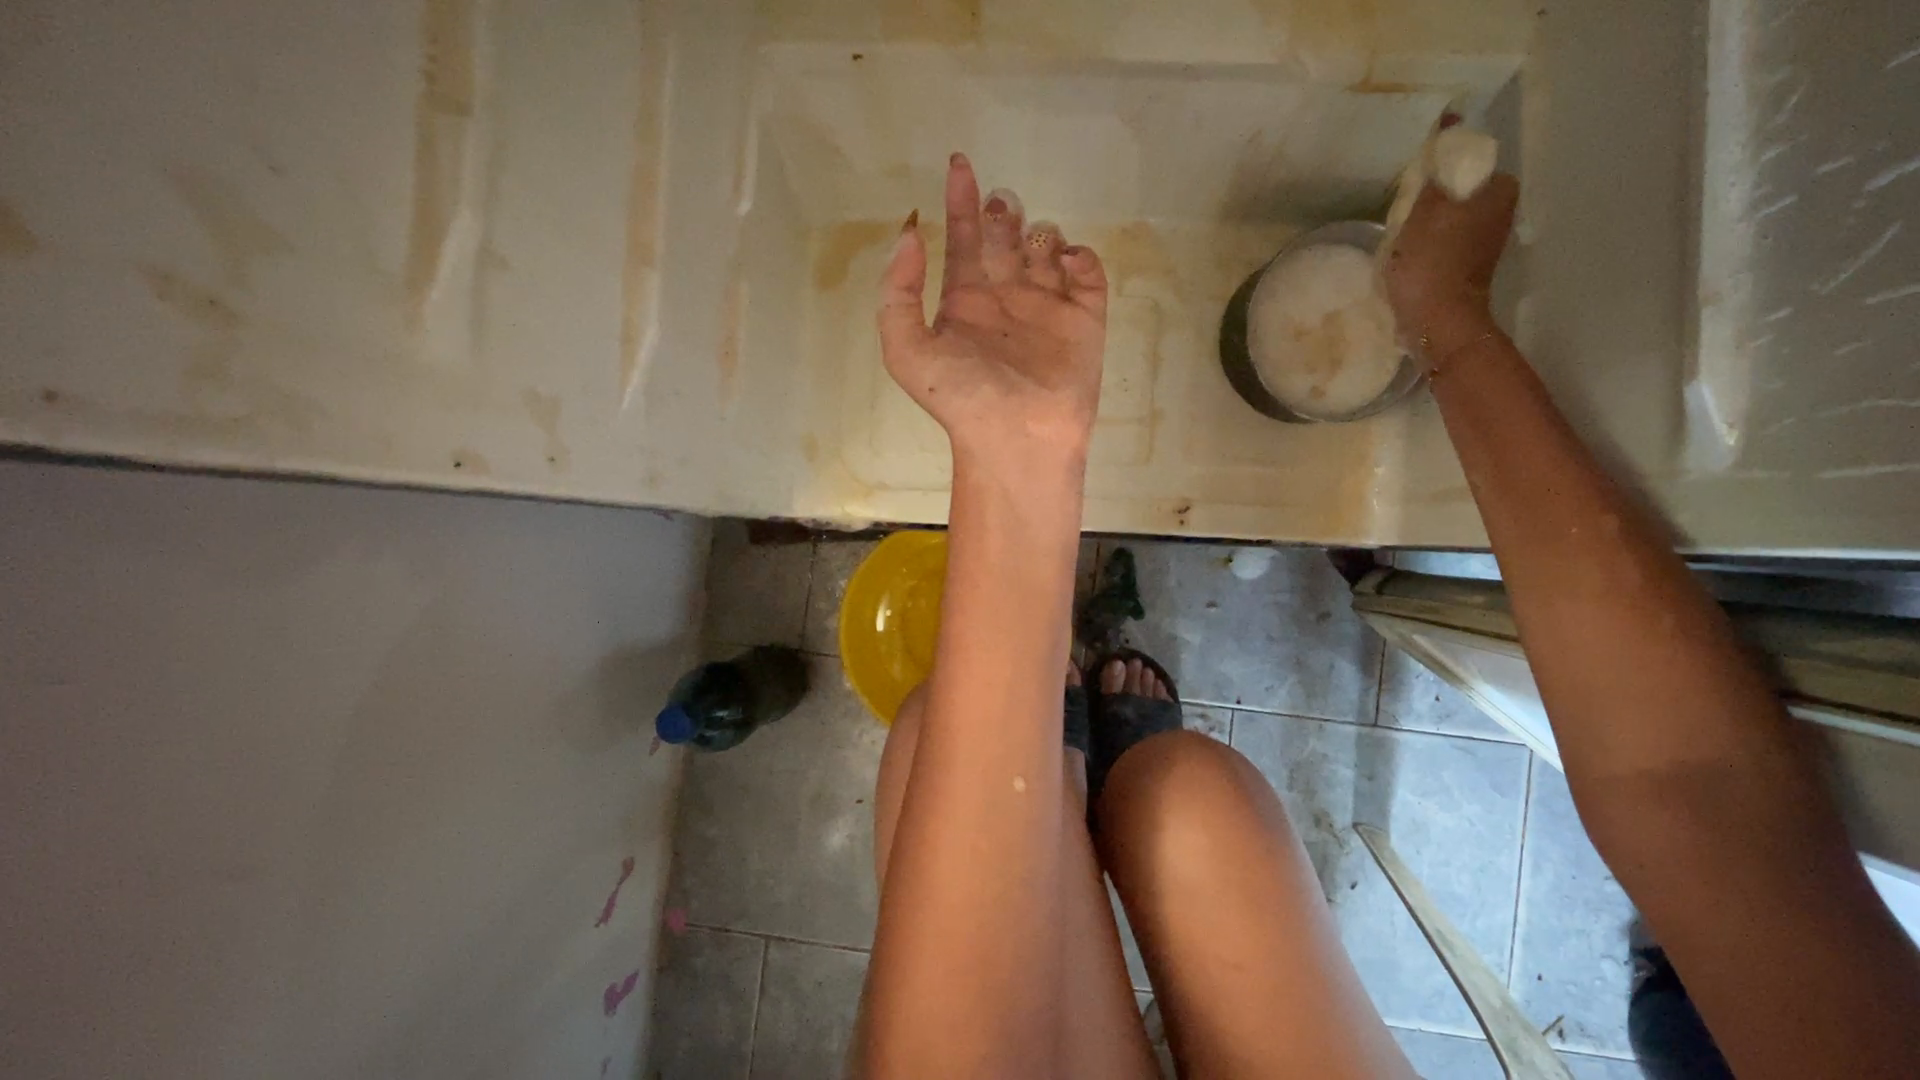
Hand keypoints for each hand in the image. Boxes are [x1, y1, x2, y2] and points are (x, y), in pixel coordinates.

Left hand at [877, 154, 1107, 474]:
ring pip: (1046, 248)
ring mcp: (1047, 306)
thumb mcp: (907, 349)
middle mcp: (1005, 298)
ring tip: (1031, 240)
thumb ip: (899, 292)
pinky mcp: (1085, 319)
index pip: (963, 241)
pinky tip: (1065, 261)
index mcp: (964, 302)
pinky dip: (1079, 256)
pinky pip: (1087, 273)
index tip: (959, 163)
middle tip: (1001, 206)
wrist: (1018, 436)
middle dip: (1002, 213)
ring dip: (1039, 231)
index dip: (959, 203)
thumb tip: (909, 235)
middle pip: (1006, 238)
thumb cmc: (962, 396)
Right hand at [1382, 173, 1518, 364]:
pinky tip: (1408, 254)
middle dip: (1433, 196)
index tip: (1412, 184)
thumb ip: (1437, 168)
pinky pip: (1447, 241)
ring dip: (1428, 221)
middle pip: (1459, 191)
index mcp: (1498, 190)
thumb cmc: (1431, 261)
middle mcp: (1501, 211)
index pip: (1466, 163)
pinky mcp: (1469, 266)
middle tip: (1401, 209)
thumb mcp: (1426, 208)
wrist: (1437, 321)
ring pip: (1452, 216)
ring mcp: (1486, 242)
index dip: (1437, 170)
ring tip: (1400, 233)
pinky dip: (1429, 244)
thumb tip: (1451, 122)